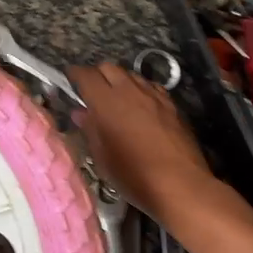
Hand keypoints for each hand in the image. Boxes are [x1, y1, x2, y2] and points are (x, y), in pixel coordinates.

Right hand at [70, 62, 217, 219]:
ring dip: (120, 81)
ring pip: (131, 75)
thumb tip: (81, 113)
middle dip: (98, 74)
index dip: (75, 74)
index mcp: (106, 101)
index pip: (86, 74)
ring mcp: (153, 95)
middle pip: (109, 67)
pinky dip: (141, 90)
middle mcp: (128, 90)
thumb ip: (90, 130)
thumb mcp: (103, 158)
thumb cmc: (134, 175)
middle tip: (93, 91)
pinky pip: (151, 87)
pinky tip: (142, 107)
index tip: (71, 79)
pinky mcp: (171, 104)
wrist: (181, 185)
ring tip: (118, 98)